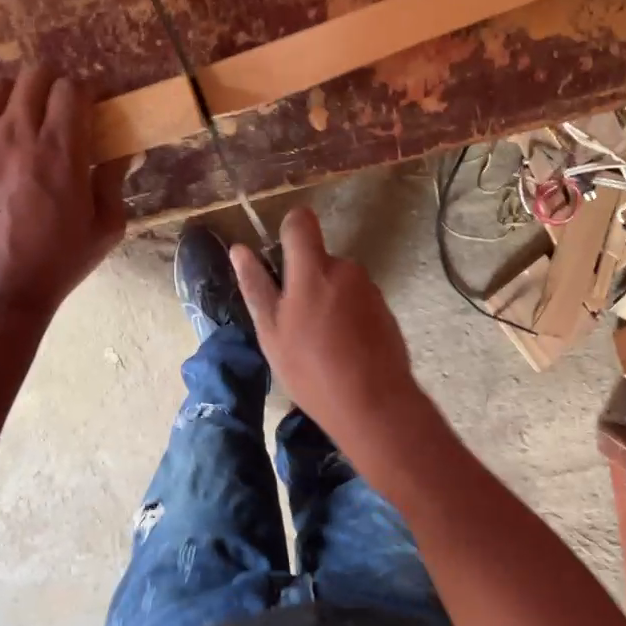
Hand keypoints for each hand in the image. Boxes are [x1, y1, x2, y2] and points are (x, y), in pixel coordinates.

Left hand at [0, 68, 128, 313]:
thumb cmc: (60, 259)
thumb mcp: (106, 225)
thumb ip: (114, 179)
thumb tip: (126, 149)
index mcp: (60, 148)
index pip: (71, 88)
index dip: (84, 93)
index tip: (88, 107)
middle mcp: (16, 134)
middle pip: (33, 76)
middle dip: (51, 85)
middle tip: (56, 108)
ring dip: (13, 98)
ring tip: (17, 122)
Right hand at [230, 209, 428, 443]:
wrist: (374, 403)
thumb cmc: (312, 369)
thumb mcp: (272, 332)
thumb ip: (256, 286)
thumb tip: (239, 250)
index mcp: (314, 269)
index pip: (301, 221)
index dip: (288, 230)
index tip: (280, 259)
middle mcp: (347, 270)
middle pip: (319, 260)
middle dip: (306, 281)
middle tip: (296, 325)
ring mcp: (370, 289)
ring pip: (339, 283)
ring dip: (328, 302)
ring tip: (321, 345)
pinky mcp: (386, 310)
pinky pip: (358, 302)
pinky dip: (348, 318)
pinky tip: (344, 351)